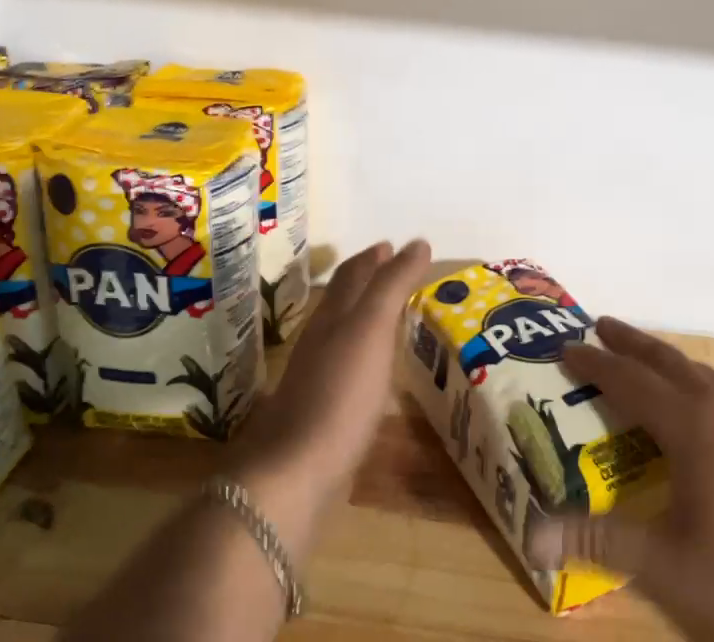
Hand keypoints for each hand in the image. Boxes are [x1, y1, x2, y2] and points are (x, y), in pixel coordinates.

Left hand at [230, 240, 432, 499]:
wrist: (297, 470)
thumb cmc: (340, 393)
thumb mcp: (371, 329)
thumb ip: (392, 286)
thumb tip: (416, 242)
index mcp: (333, 316)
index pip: (353, 274)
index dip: (374, 257)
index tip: (395, 245)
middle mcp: (321, 340)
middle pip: (343, 300)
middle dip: (368, 281)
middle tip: (396, 270)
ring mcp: (318, 377)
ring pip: (343, 333)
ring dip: (366, 316)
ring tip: (393, 314)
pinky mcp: (322, 411)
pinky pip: (348, 368)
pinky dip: (365, 354)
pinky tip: (376, 369)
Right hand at [536, 318, 713, 641]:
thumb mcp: (674, 569)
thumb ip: (603, 544)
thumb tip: (533, 535)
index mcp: (694, 427)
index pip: (631, 382)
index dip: (594, 364)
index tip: (563, 348)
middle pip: (670, 363)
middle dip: (633, 344)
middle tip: (601, 326)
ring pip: (704, 378)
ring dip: (668, 365)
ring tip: (646, 366)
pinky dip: (698, 390)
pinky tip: (704, 421)